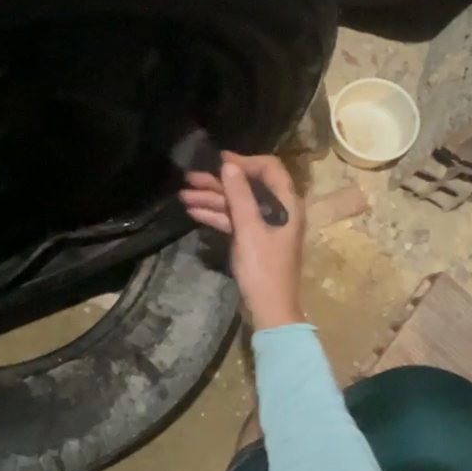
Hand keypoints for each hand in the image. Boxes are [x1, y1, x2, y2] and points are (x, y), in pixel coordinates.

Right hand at [180, 153, 306, 330]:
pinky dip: (217, 215)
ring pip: (239, 204)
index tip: (217, 161)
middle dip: (220, 181)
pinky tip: (194, 212)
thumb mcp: (249, 229)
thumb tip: (229, 165)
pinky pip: (236, 220)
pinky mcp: (255, 240)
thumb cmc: (263, 268)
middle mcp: (280, 210)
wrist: (270, 308)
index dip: (243, 161)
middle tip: (190, 178)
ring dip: (213, 199)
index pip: (269, 168)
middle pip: (249, 186)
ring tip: (184, 196)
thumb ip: (240, 195)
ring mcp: (267, 226)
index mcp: (287, 203)